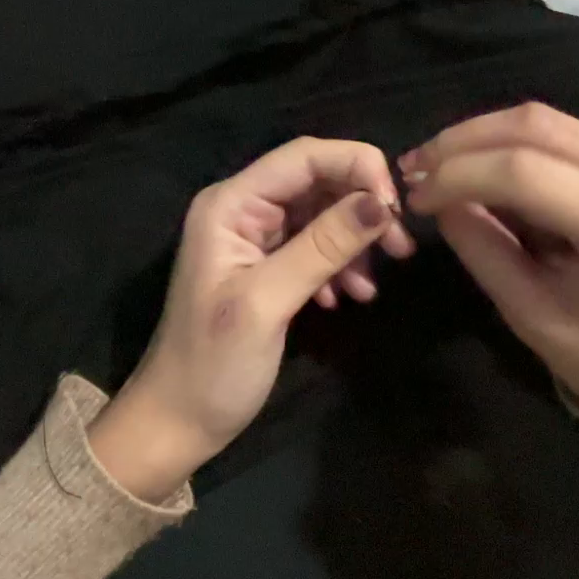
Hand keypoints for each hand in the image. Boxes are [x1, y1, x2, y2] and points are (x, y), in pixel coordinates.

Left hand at [88, 138, 414, 500]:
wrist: (178, 422)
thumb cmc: (212, 364)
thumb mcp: (268, 302)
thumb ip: (323, 246)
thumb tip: (382, 204)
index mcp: (230, 203)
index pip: (303, 156)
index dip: (356, 167)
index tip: (396, 209)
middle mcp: (241, 208)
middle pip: (317, 181)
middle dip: (361, 208)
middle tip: (400, 249)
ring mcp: (253, 237)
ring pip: (321, 214)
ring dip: (353, 243)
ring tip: (371, 288)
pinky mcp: (266, 265)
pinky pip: (314, 245)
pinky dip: (338, 265)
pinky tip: (348, 298)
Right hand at [401, 103, 578, 414]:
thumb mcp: (530, 314)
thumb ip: (481, 246)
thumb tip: (435, 195)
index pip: (529, 174)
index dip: (460, 173)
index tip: (415, 194)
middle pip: (540, 129)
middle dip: (464, 141)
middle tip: (415, 165)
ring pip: (549, 121)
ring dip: (481, 135)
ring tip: (436, 161)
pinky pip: (564, 134)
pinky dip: (509, 143)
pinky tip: (476, 162)